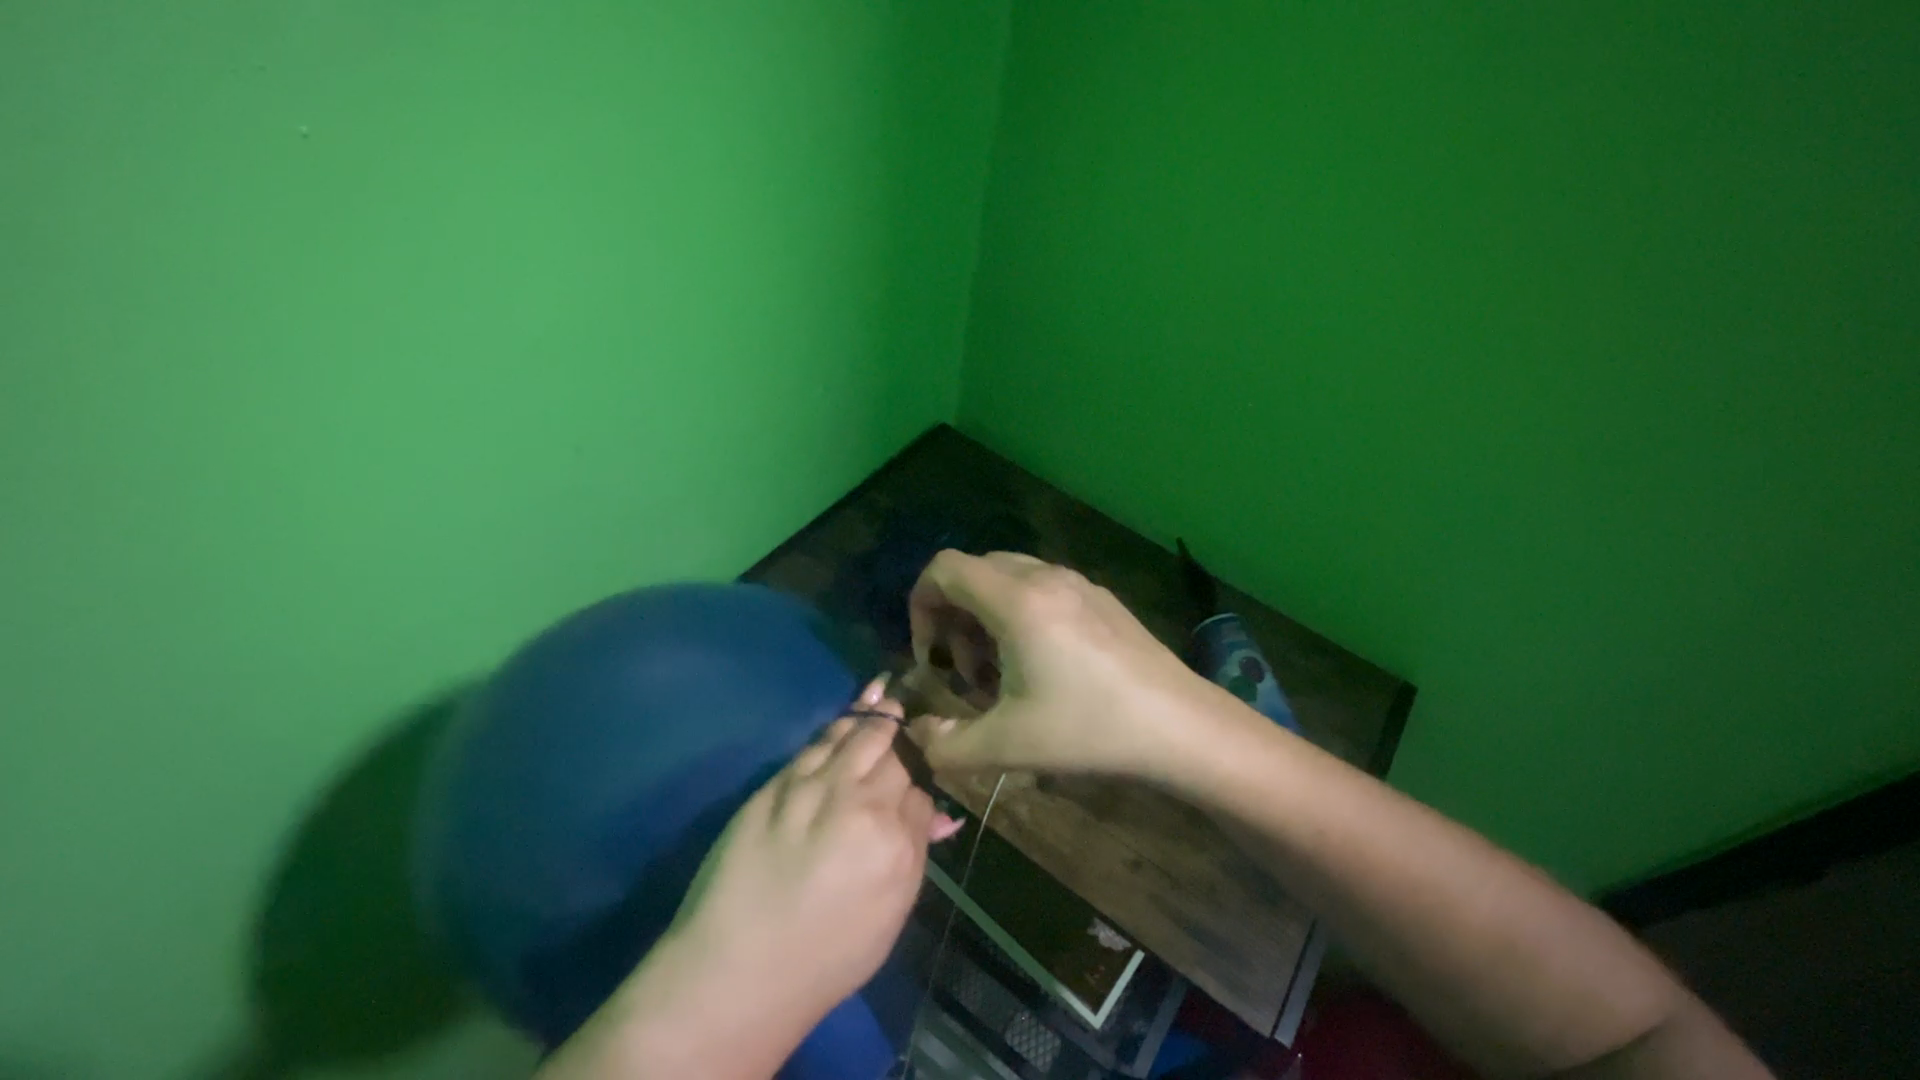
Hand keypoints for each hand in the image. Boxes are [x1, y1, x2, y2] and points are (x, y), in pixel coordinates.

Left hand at [667, 678, 957, 1025]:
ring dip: (871, 719)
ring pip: (852, 737)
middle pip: (890, 754)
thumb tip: (937, 814)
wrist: (739, 970)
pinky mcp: (774, 787)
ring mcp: (812, 790)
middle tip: (906, 718)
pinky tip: (846, 721)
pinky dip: (836, 729)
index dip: (920, 781)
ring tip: (882, 699)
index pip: (919, 790)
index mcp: (894, 841)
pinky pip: (814, 746)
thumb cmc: (827, 957)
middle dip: (901, 737)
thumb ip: (916, 853)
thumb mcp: (891, 913)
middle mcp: (858, 804)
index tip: (918, 775)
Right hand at [905, 550, 1220, 776]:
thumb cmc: (1089, 730)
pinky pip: (1043, 589)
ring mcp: (1079, 584)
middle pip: (975, 571)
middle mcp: (1045, 577)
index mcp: (1016, 600)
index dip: (920, 605)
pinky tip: (1041, 669)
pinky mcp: (1102, 599)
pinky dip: (1021, 616)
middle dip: (953, 616)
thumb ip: (944, 744)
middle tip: (963, 671)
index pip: (944, 568)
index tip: (929, 656)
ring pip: (1010, 579)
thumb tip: (917, 734)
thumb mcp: (1006, 746)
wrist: (1181, 727)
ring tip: (999, 675)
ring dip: (987, 618)